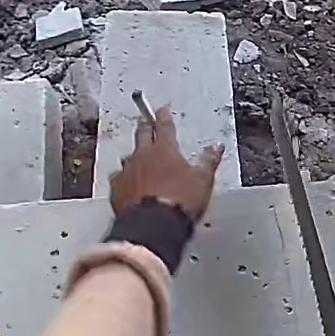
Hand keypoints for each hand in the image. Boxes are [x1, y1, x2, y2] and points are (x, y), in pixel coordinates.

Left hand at [108, 104, 224, 219]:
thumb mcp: (203, 180)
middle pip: (141, 134)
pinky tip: (129, 184)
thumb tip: (216, 147)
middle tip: (144, 121)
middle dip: (144, 126)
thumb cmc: (180, 201)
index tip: (162, 110)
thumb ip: (208, 161)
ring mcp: (127, 171)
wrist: (154, 226)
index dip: (163, 116)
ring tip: (139, 159)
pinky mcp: (117, 189)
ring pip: (129, 157)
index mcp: (164, 149)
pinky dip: (125, 178)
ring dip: (135, 156)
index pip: (164, 126)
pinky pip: (119, 178)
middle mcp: (142, 155)